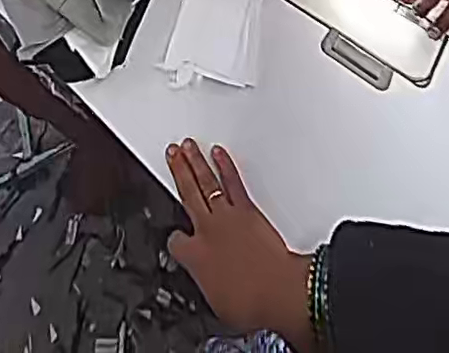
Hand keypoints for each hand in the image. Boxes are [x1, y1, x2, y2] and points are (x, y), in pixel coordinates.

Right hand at [165, 140, 312, 348]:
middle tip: (171, 153)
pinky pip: (232, 181)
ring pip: (206, 181)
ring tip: (187, 146)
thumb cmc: (250, 302)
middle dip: (177, 171)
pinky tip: (219, 153)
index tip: (176, 236)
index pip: (176, 241)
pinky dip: (225, 165)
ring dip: (195, 162)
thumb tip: (211, 282)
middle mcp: (207, 229)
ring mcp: (226, 215)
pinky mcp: (246, 208)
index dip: (175, 238)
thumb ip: (207, 281)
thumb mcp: (217, 301)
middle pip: (188, 193)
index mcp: (195, 256)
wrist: (276, 291)